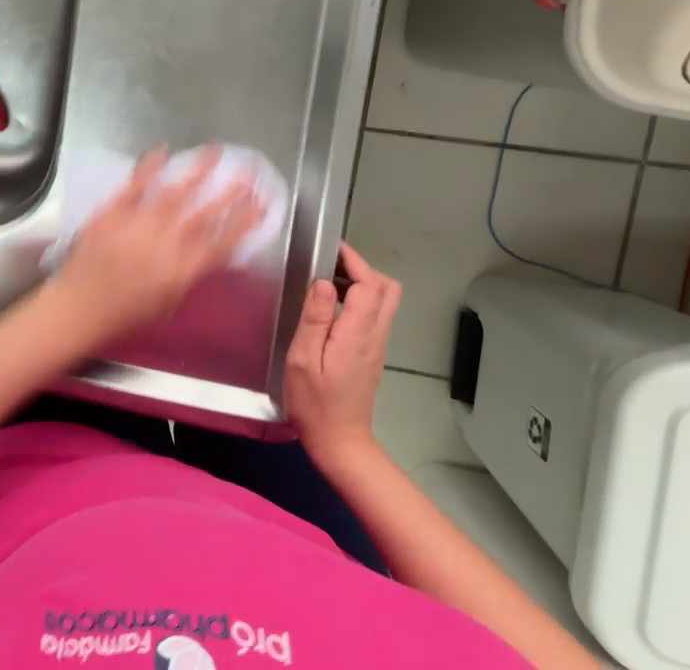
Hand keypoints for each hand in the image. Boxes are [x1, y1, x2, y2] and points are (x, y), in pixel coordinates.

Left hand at [44, 147, 266, 351]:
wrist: (77, 308)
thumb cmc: (124, 315)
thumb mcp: (168, 303)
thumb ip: (189, 274)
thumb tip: (209, 253)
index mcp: (182, 271)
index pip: (222, 241)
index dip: (244, 222)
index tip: (262, 203)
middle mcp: (165, 244)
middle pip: (204, 213)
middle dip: (229, 192)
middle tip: (247, 173)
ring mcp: (138, 225)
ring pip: (174, 193)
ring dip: (196, 171)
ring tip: (213, 152)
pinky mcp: (112, 214)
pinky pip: (134, 186)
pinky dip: (149, 167)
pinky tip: (162, 151)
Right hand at [284, 243, 399, 468]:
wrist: (340, 440)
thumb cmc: (315, 402)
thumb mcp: (303, 359)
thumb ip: (314, 319)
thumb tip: (323, 282)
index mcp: (357, 334)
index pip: (369, 284)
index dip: (354, 261)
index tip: (331, 248)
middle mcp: (375, 335)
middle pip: (387, 288)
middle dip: (362, 268)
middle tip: (329, 264)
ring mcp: (377, 345)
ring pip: (384, 301)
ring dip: (361, 283)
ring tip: (325, 281)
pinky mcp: (371, 353)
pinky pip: (374, 315)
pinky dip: (358, 299)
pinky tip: (329, 306)